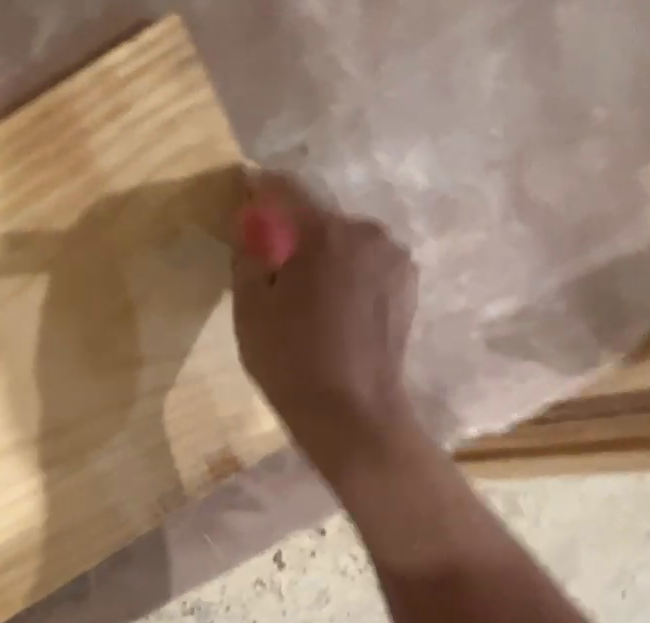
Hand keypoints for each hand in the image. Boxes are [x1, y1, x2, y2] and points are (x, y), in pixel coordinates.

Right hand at [231, 173, 425, 482]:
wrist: (351, 411)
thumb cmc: (290, 362)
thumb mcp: (250, 311)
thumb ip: (248, 256)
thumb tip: (249, 220)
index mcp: (325, 233)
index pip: (286, 190)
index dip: (259, 187)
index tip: (242, 185)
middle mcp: (367, 232)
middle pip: (319, 219)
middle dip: (291, 234)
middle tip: (267, 266)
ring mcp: (394, 258)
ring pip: (344, 244)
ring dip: (320, 258)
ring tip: (300, 298)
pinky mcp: (407, 284)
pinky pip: (364, 266)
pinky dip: (343, 277)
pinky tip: (329, 312)